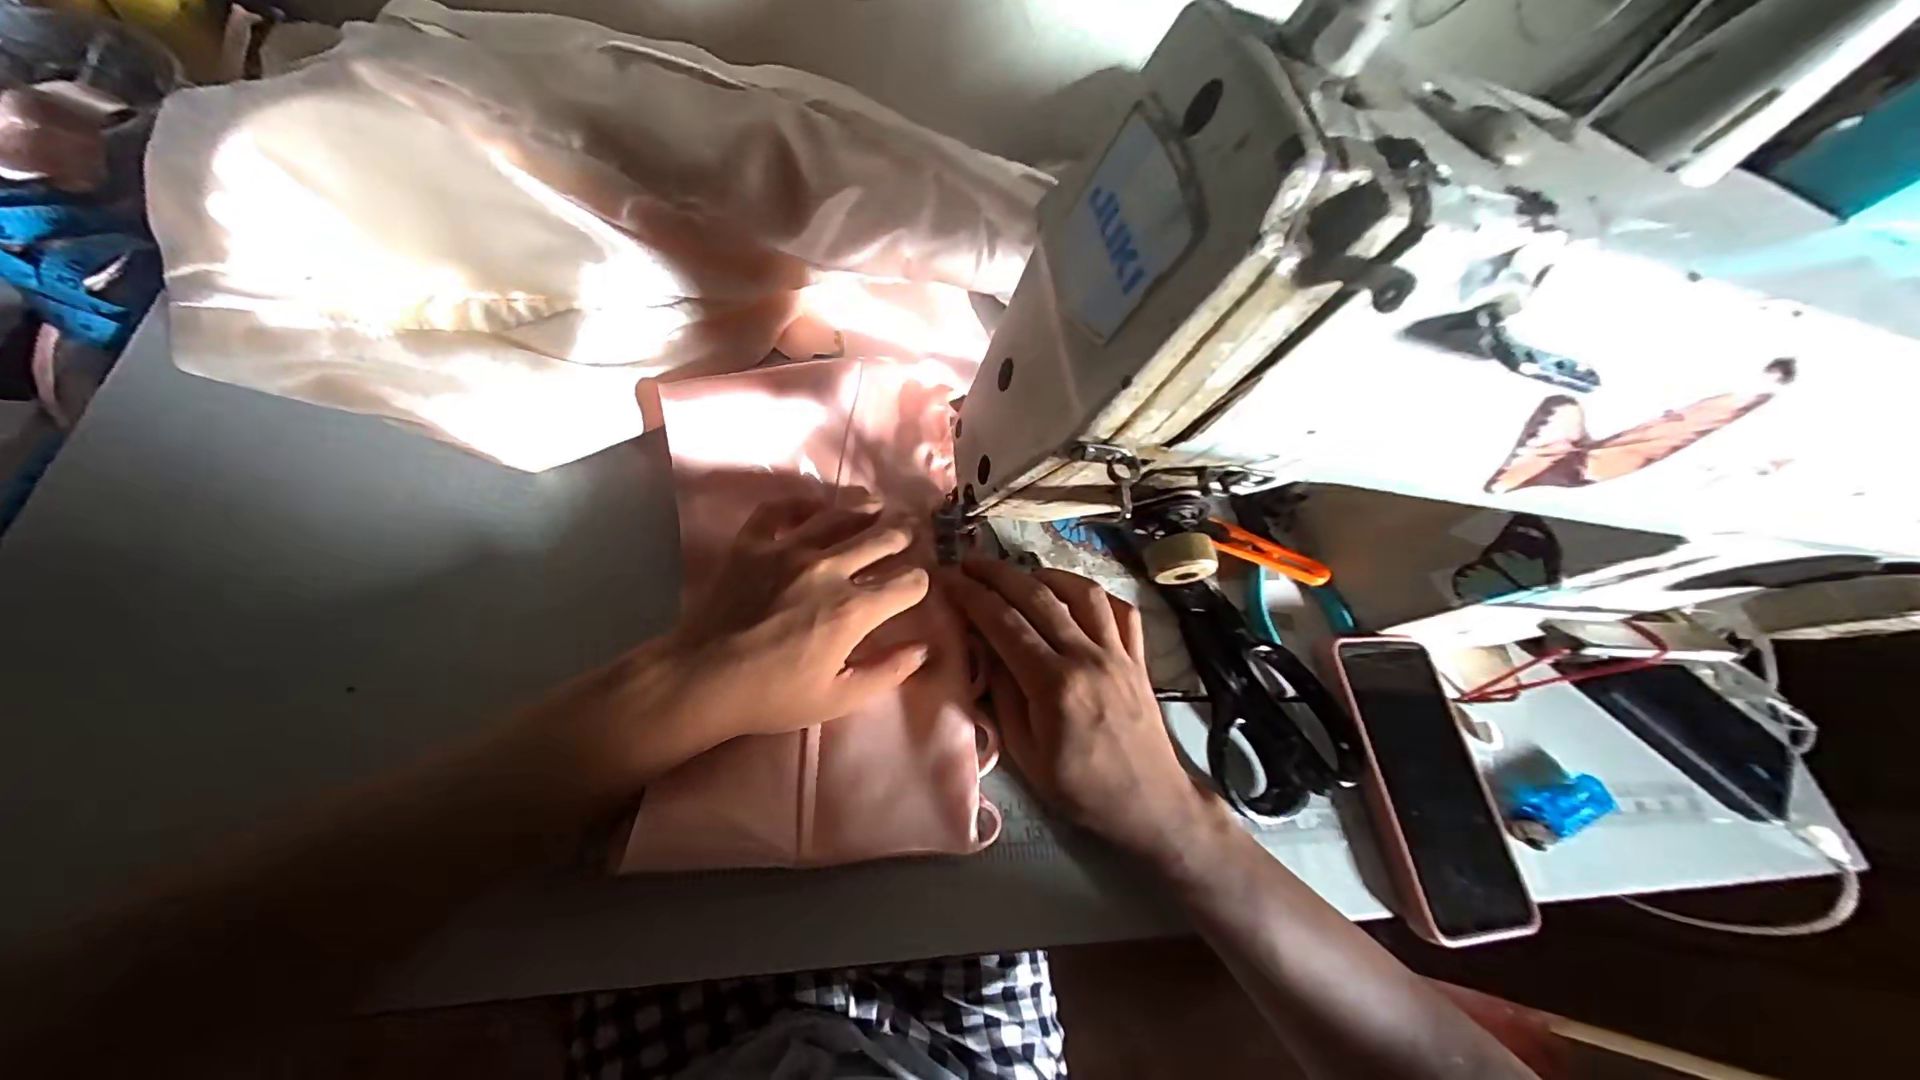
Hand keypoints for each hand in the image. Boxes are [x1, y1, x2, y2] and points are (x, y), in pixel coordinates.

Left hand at [516, 498, 931, 799]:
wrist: (700, 680)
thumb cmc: (773, 696)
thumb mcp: (838, 698)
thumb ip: (887, 672)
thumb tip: (924, 649)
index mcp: (853, 610)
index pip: (907, 584)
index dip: (919, 583)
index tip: (916, 584)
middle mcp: (828, 570)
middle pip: (879, 539)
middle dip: (901, 535)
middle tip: (910, 529)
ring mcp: (787, 550)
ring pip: (838, 515)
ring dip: (865, 507)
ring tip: (877, 503)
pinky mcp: (753, 544)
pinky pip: (780, 510)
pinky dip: (801, 502)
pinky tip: (815, 504)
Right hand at [943, 557, 1223, 862]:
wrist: (1151, 803)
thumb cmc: (1082, 789)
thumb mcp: (1027, 756)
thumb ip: (1004, 697)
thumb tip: (984, 650)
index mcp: (1055, 685)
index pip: (1005, 624)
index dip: (974, 597)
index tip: (950, 579)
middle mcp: (1088, 657)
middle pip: (1039, 597)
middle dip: (999, 574)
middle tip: (971, 562)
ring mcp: (1118, 653)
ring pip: (1083, 592)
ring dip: (1046, 575)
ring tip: (1021, 575)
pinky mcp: (1139, 657)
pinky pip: (1121, 610)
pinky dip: (1095, 595)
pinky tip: (1074, 595)